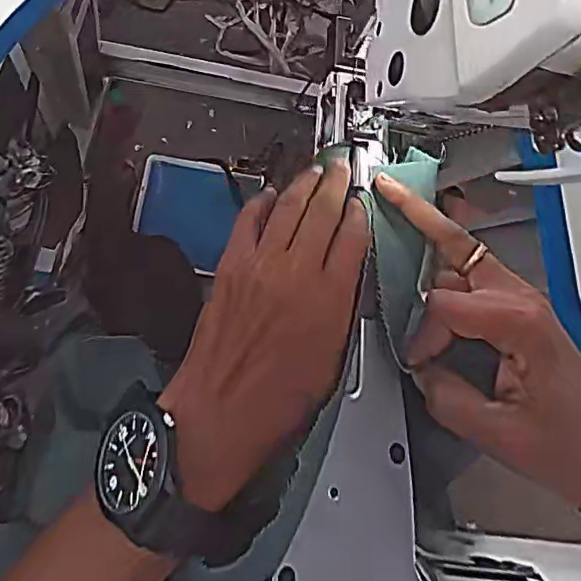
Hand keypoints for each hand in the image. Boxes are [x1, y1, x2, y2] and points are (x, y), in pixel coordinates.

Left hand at [158, 162, 368, 511]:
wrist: (218, 413)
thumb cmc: (275, 401)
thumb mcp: (332, 359)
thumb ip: (341, 309)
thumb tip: (345, 277)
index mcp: (329, 298)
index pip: (353, 236)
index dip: (360, 213)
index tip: (362, 202)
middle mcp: (297, 272)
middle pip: (323, 210)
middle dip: (337, 183)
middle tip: (343, 167)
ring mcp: (261, 264)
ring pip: (288, 207)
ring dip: (304, 183)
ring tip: (315, 170)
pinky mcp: (231, 265)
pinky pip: (248, 220)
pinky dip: (261, 202)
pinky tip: (269, 193)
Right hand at [373, 173, 580, 538]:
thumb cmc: (569, 446)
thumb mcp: (495, 431)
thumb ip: (443, 394)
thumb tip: (419, 368)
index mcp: (519, 321)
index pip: (445, 304)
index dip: (421, 334)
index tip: (416, 362)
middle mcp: (522, 299)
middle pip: (458, 246)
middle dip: (418, 218)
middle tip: (388, 189)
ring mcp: (523, 301)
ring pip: (464, 259)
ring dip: (430, 247)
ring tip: (399, 223)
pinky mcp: (520, 312)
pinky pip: (475, 278)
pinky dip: (446, 268)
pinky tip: (425, 269)